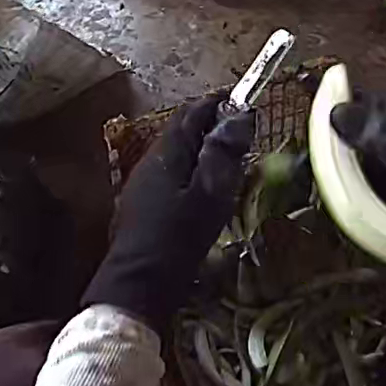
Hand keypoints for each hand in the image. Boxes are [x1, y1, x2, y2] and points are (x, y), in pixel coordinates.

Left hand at [84, 97, 255, 332]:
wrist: (139, 283)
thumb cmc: (179, 236)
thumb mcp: (211, 193)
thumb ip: (224, 152)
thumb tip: (240, 113)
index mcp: (168, 151)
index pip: (193, 111)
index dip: (220, 102)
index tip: (246, 101)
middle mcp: (152, 158)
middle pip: (183, 127)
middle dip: (213, 121)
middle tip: (244, 129)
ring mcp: (144, 180)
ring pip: (178, 149)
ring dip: (204, 144)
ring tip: (232, 154)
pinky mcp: (144, 200)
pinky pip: (173, 168)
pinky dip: (194, 164)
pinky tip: (207, 183)